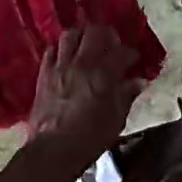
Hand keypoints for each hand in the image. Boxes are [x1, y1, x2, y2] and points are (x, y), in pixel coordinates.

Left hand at [23, 25, 142, 176]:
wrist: (53, 149)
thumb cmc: (90, 138)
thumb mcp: (116, 120)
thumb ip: (126, 96)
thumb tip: (138, 82)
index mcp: (103, 75)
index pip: (122, 52)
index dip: (131, 54)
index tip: (134, 59)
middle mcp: (81, 64)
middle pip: (95, 32)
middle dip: (107, 35)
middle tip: (112, 45)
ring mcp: (60, 66)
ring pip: (70, 34)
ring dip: (82, 36)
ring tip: (87, 45)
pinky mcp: (44, 73)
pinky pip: (51, 50)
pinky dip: (61, 50)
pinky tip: (66, 58)